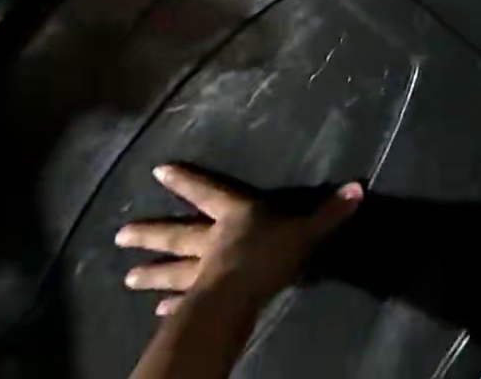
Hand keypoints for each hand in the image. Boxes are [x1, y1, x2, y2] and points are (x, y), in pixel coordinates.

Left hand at [114, 165, 362, 315]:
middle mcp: (212, 240)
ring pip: (173, 268)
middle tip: (120, 234)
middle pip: (178, 234)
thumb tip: (360, 186)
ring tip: (127, 276)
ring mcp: (202, 272)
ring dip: (152, 271)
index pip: (208, 192)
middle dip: (152, 233)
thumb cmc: (269, 254)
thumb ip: (329, 212)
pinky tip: (156, 309)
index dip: (186, 181)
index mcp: (234, 215)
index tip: (158, 171)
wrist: (241, 295)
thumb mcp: (304, 230)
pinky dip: (170, 303)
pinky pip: (183, 299)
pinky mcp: (201, 299)